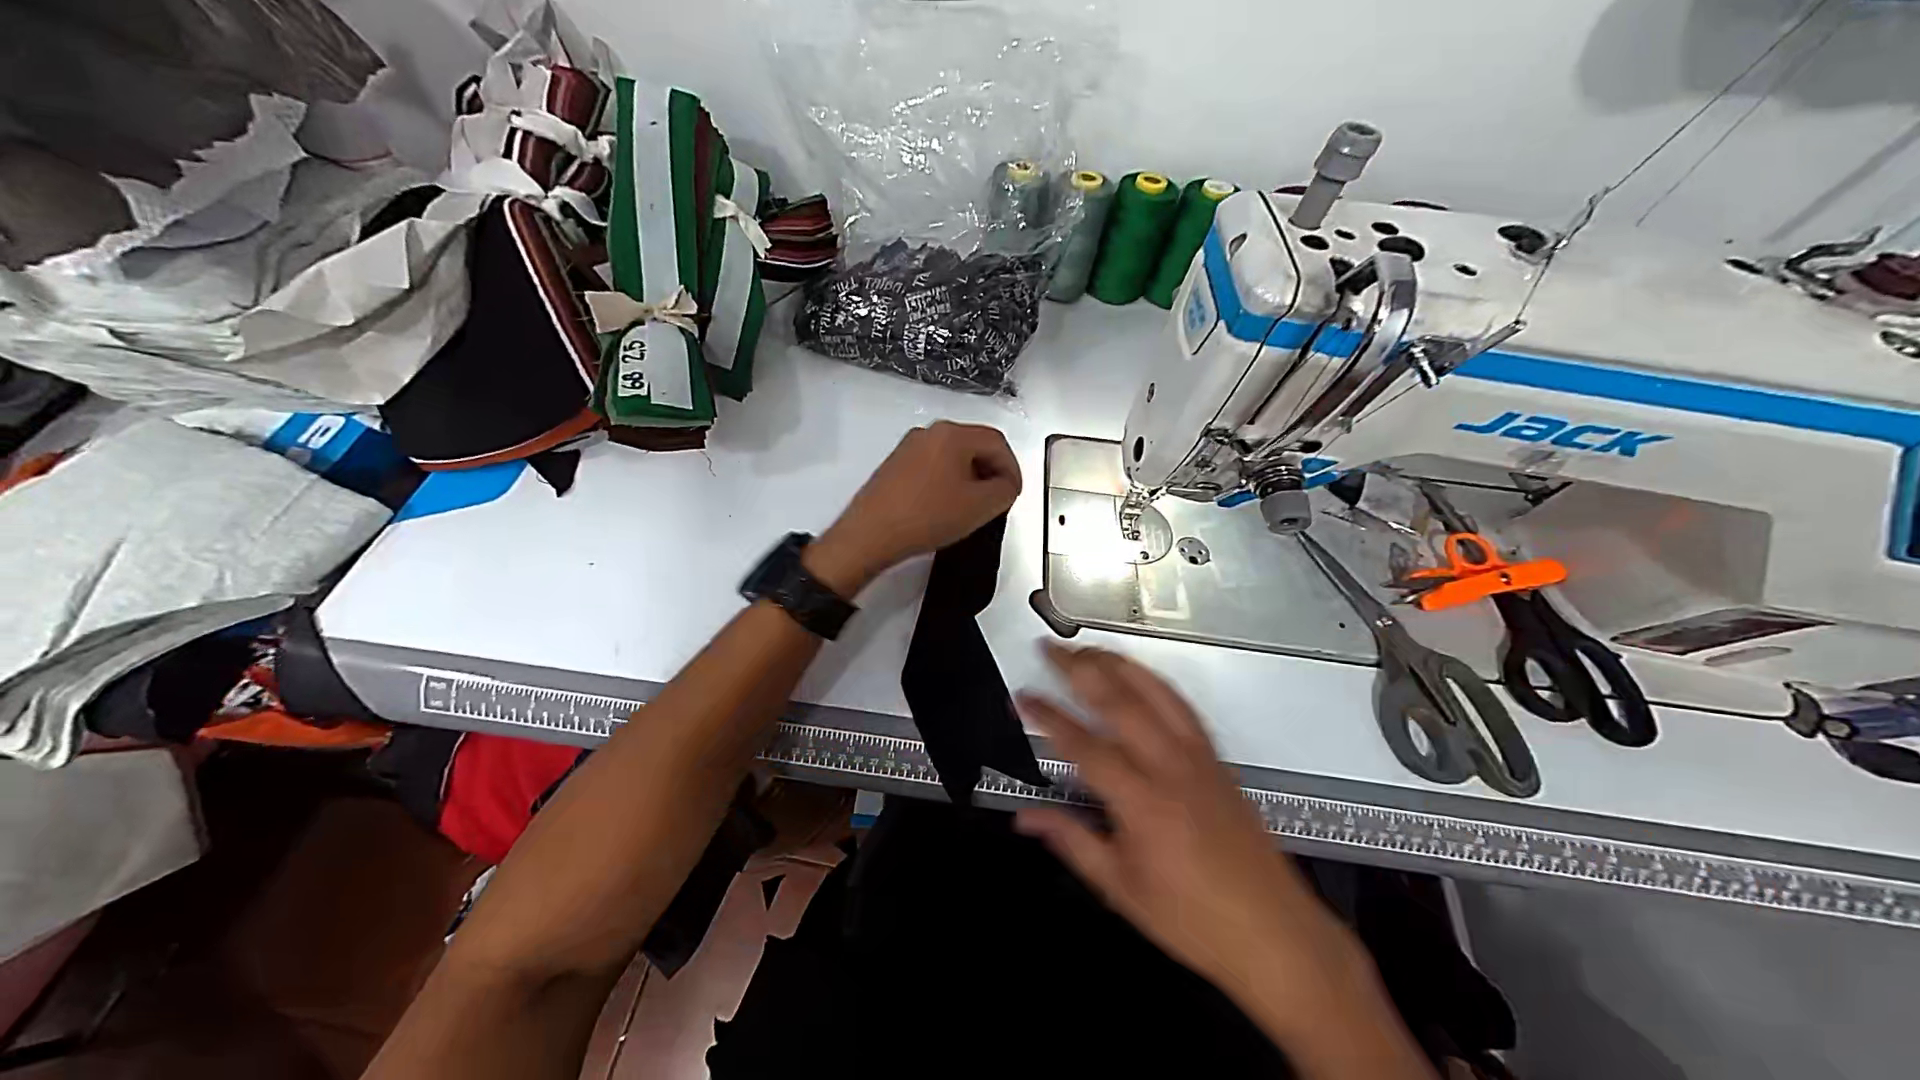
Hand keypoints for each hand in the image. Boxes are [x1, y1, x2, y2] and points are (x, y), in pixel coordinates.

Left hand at [808, 422, 1020, 592]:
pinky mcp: (895, 467)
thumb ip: (1005, 490)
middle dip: (992, 472)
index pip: (997, 442)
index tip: (1014, 492)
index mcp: (952, 434)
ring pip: (952, 457)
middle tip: (998, 499)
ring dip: (970, 478)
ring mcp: (908, 449)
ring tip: (973, 507)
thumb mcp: (980, 507)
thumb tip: (1005, 485)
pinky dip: (947, 483)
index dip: (1013, 468)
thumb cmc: (926, 517)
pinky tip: (946, 508)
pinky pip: (932, 467)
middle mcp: (928, 434)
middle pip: (974, 445)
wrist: (870, 535)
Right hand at [1015, 645, 1431, 1076]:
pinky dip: (1155, 681)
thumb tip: (1027, 818)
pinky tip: (1140, 676)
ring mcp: (1200, 758)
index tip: (1022, 697)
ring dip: (1118, 664)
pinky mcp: (1218, 759)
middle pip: (1119, 700)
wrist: (1274, 933)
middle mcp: (1172, 768)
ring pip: (1155, 692)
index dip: (1047, 716)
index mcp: (1143, 802)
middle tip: (1050, 649)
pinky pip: (1183, 705)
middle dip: (1079, 668)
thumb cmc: (1196, 919)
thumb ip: (1070, 841)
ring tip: (1089, 648)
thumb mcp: (1120, 887)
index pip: (1083, 743)